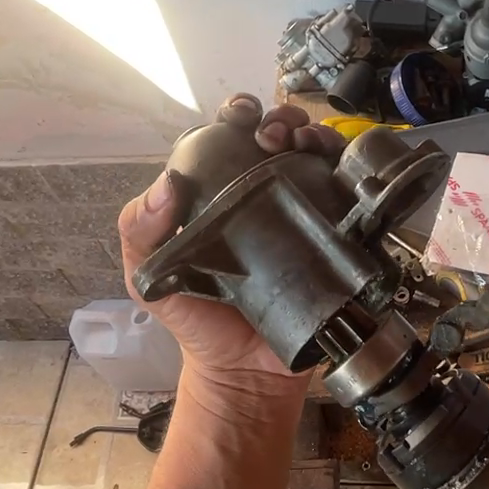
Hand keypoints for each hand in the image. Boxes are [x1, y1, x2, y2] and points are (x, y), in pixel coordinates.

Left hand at [118, 94, 346, 401]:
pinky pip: (348, 196)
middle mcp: (264, 195)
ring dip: (314, 135)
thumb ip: (140, 231)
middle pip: (279, 138)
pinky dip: (349, 170)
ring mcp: (303, 215)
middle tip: (275, 135)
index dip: (238, 116)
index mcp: (220, 194)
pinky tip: (341, 166)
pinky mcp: (334, 237)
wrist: (248, 372)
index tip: (243, 116)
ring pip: (315, 157)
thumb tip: (167, 184)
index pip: (231, 139)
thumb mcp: (150, 276)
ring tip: (305, 142)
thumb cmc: (198, 320)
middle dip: (280, 119)